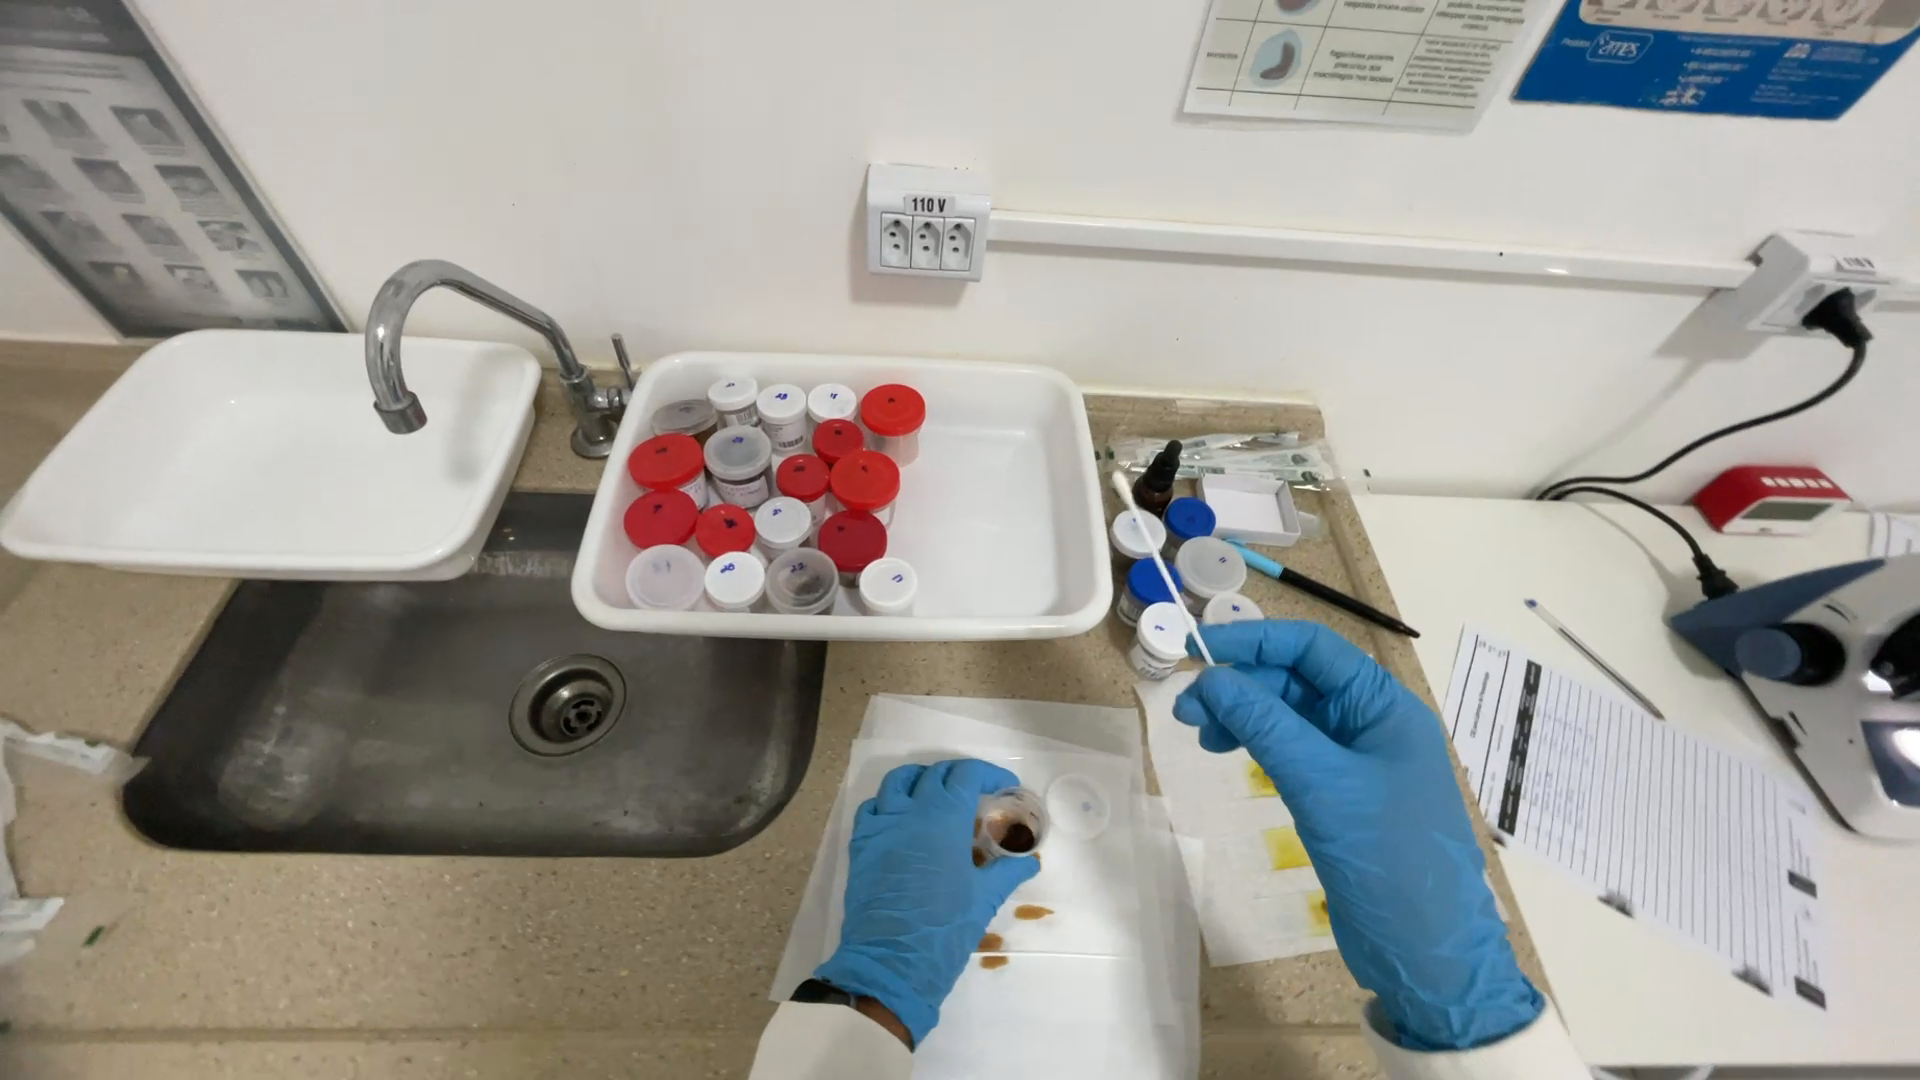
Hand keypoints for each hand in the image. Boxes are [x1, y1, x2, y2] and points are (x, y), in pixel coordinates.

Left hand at [815, 759, 1039, 1045]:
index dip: (988, 774)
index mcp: (945, 818)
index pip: (967, 774)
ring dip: (921, 779)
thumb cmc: (944, 929)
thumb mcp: (985, 899)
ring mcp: (882, 824)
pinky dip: (888, 803)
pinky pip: (872, 807)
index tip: (1004, 787)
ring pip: (899, 781)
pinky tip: (901, 818)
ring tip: (935, 793)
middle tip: (975, 791)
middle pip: (936, 773)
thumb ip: (1008, 871)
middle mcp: (912, 811)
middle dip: (959, 775)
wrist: (891, 964)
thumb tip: (1030, 860)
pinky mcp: (861, 842)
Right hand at [1173, 620, 1542, 1051]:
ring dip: (1239, 713)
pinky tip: (1224, 750)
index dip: (1252, 640)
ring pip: (1283, 712)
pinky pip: (1285, 746)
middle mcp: (1368, 722)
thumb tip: (1208, 678)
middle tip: (1186, 709)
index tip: (1197, 651)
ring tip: (1198, 733)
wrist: (1428, 960)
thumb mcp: (1322, 784)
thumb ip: (1264, 724)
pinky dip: (1251, 742)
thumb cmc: (1388, 859)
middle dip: (1238, 685)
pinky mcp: (1335, 791)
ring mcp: (1352, 758)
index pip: (1311, 647)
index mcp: (1383, 706)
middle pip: (1292, 678)